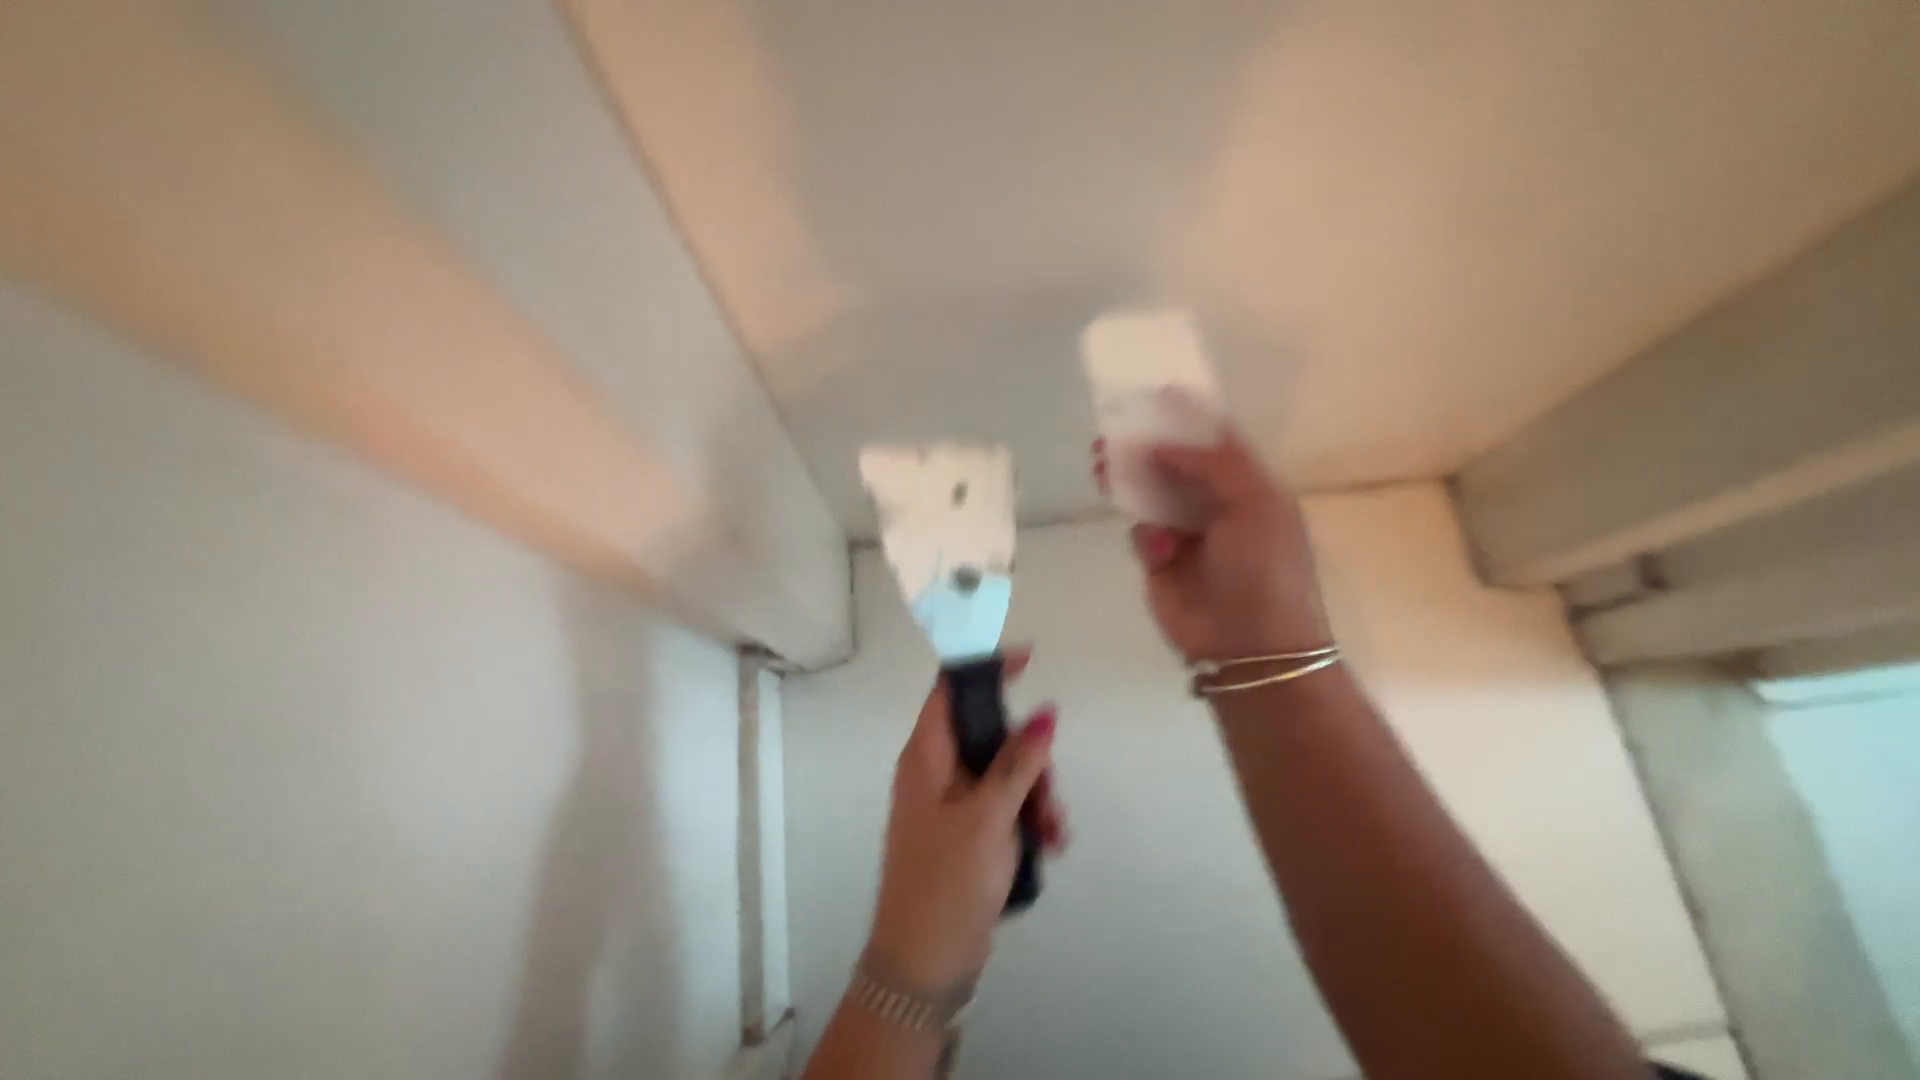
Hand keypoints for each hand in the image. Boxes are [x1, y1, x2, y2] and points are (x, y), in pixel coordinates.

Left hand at [865, 649, 1066, 992]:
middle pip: (990, 734)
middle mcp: (935, 771)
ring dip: (1036, 795)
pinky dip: (1027, 818)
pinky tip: (1048, 845)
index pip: (951, 690)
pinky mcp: (966, 832)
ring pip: (1004, 772)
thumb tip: (1045, 713)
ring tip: (1054, 834)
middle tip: (1049, 794)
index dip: (986, 667)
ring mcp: (951, 803)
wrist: (925, 960)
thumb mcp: (989, 816)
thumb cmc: (948, 879)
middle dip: (1030, 757)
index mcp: (926, 756)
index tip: (1029, 659)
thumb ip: (1018, 762)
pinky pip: (1003, 805)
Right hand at [1093, 429, 1331, 662]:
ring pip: (1150, 494)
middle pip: (1175, 464)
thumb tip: (1165, 445)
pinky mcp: (1158, 563)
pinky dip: (1141, 530)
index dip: (1190, 416)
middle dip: (1146, 444)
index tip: (1158, 391)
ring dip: (1129, 476)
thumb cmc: (1265, 569)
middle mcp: (1216, 506)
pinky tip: (1154, 544)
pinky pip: (1139, 531)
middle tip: (1115, 428)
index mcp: (1250, 488)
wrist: (1249, 644)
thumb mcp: (1256, 504)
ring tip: (1102, 459)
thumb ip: (1214, 464)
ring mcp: (1186, 535)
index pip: (1217, 442)